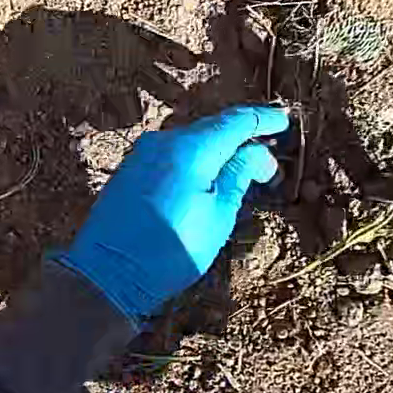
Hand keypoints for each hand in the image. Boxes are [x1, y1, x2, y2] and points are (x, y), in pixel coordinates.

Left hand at [55, 106, 288, 322]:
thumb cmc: (171, 249)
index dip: (262, 120)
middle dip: (242, 139)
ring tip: (238, 170)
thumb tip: (257, 152)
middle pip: (211, 129)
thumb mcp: (217, 215)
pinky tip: (205, 178)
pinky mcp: (129, 172)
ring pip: (190, 143)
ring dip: (217, 152)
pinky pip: (171, 156)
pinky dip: (194, 161)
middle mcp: (163, 142)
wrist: (108, 272)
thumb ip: (238, 176)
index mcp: (190, 149)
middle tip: (265, 157)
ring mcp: (142, 155)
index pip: (235, 121)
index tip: (283, 121)